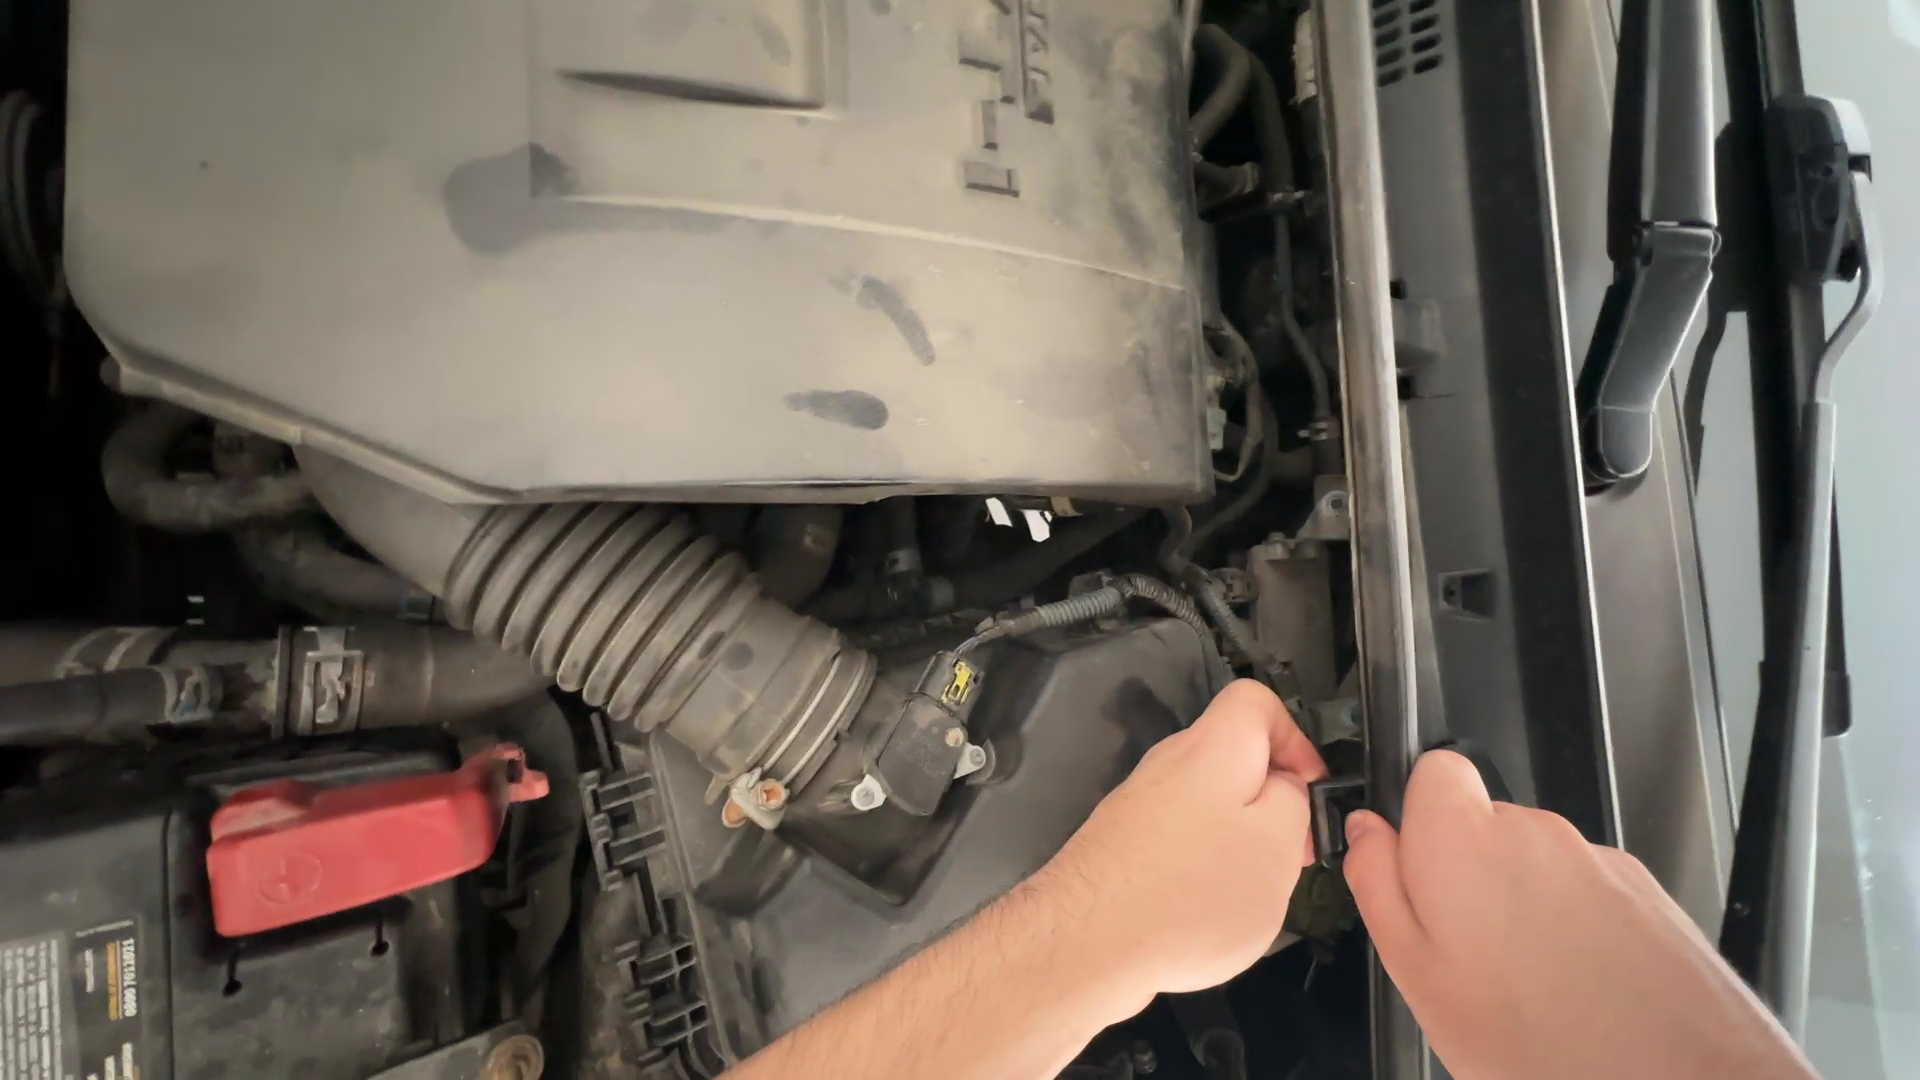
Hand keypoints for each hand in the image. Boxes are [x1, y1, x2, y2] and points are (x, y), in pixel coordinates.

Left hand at [1027, 679, 1325, 1014]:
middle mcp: (1170, 761)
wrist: (1090, 936)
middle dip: (1272, 800)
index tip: (1309, 789)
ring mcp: (1143, 798)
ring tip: (1249, 889)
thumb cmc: (1189, 893)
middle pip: (1236, 755)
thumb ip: (1292, 802)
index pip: (1256, 700)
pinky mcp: (1126, 835)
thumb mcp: (1276, 846)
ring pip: (1210, 799)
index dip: (1294, 737)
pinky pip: (1181, 831)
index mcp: (1212, 747)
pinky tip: (1205, 905)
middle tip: (1289, 854)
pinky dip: (1203, 860)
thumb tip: (1285, 785)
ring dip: (1240, 836)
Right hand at [1343, 750, 1815, 1079]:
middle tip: (1468, 944)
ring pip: (1535, 860)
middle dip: (1470, 867)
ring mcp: (1598, 861)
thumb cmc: (1537, 1043)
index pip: (1435, 768)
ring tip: (1530, 979)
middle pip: (1483, 821)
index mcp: (1462, 837)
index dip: (1421, 808)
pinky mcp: (1651, 897)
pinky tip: (1580, 987)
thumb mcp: (1412, 966)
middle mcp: (1533, 832)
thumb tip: (1364, 832)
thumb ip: (1374, 879)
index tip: (1419, 858)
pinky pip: (1588, 891)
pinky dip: (1578, 924)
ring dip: (1524, 899)